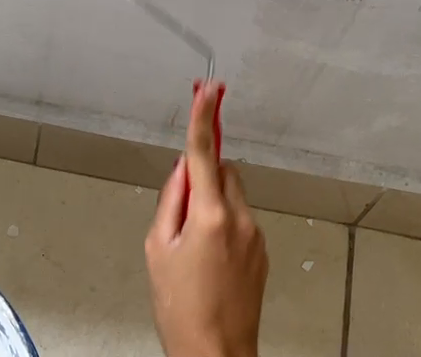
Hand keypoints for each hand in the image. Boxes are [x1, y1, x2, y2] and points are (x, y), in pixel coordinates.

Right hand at [145, 81, 267, 356]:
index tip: (208, 89)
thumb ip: (170, 200)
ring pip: (232, 194)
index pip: (204, 152)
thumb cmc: (181, 310)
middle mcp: (240, 219)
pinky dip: (225, 224)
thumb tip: (182, 169)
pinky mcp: (262, 249)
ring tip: (194, 247)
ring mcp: (255, 234)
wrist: (215, 355)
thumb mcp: (158, 249)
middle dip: (202, 177)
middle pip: (222, 171)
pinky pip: (241, 218)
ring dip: (214, 202)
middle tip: (181, 213)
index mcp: (210, 215)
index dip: (205, 115)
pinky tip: (210, 259)